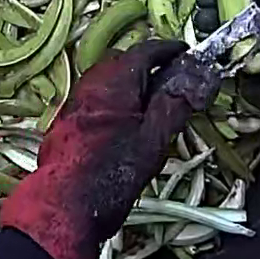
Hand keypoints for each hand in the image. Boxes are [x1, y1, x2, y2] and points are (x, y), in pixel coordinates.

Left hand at [0, 39, 195, 258]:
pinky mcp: (68, 119)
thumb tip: (196, 78)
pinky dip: (117, 100)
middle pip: (126, 61)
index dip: (169, 49)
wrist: (63, 208)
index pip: (146, 49)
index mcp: (115, 79)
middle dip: (151, 67)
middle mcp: (91, 82)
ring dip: (132, 84)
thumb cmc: (110, 174)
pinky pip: (97, 97)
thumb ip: (176, 104)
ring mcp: (76, 100)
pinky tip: (126, 124)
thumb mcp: (154, 139)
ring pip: (110, 80)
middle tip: (174, 81)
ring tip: (154, 105)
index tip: (185, 53)